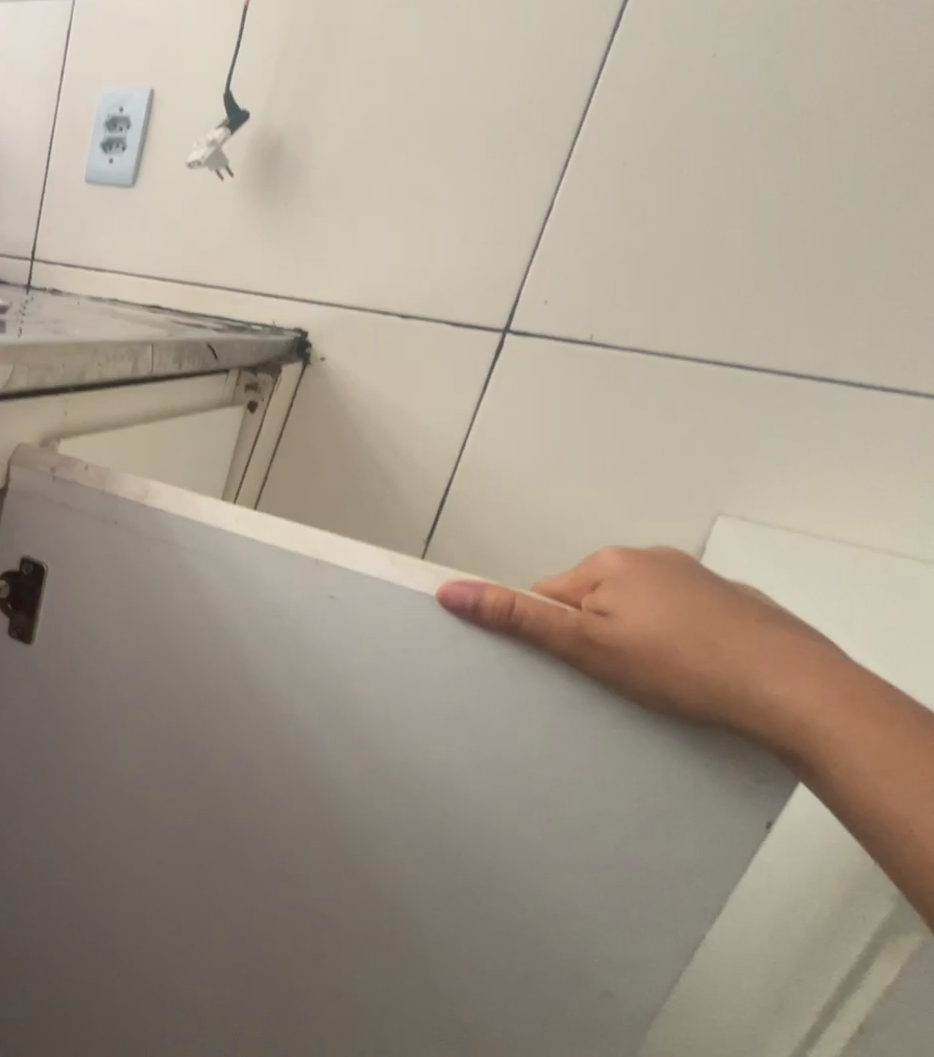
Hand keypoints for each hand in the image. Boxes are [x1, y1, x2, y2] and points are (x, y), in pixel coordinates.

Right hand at [437, 546, 853, 745]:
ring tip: (661, 678)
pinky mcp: (737, 603)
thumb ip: (515, 617)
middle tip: (618, 675)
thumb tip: (448, 590)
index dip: (554, 634)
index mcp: (609, 562)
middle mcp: (651, 557)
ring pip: (637, 610)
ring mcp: (699, 578)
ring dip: (636, 638)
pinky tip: (697, 672)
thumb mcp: (584, 646)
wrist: (802, 694)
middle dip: (594, 633)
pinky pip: (682, 619)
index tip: (581, 664)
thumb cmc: (681, 667)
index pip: (546, 596)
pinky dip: (680, 641)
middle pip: (591, 600)